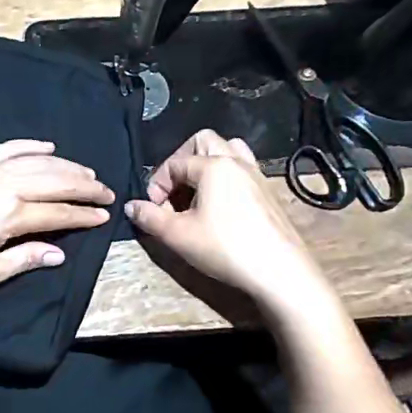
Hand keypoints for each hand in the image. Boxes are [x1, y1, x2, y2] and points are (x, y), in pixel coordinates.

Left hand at [0, 140, 114, 288]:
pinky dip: (33, 146)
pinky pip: (11, 147)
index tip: (103, 216)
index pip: (59, 213)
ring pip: (39, 162)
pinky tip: (49, 147)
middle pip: (57, 182)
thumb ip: (22, 262)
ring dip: (68, 166)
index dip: (84, 215)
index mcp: (12, 215)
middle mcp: (7, 185)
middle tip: (106, 191)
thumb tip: (59, 254)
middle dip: (86, 187)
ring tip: (87, 172)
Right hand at [125, 130, 321, 304]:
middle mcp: (236, 162)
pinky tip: (219, 206)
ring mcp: (257, 175)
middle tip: (172, 190)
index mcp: (213, 165)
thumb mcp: (178, 235)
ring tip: (196, 192)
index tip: (153, 209)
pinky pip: (242, 169)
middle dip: (180, 160)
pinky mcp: (268, 192)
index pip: (174, 163)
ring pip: (228, 150)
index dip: (157, 184)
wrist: (280, 271)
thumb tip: (131, 206)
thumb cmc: (225, 248)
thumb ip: (150, 217)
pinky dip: (225, 177)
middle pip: (203, 141)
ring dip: (206, 163)